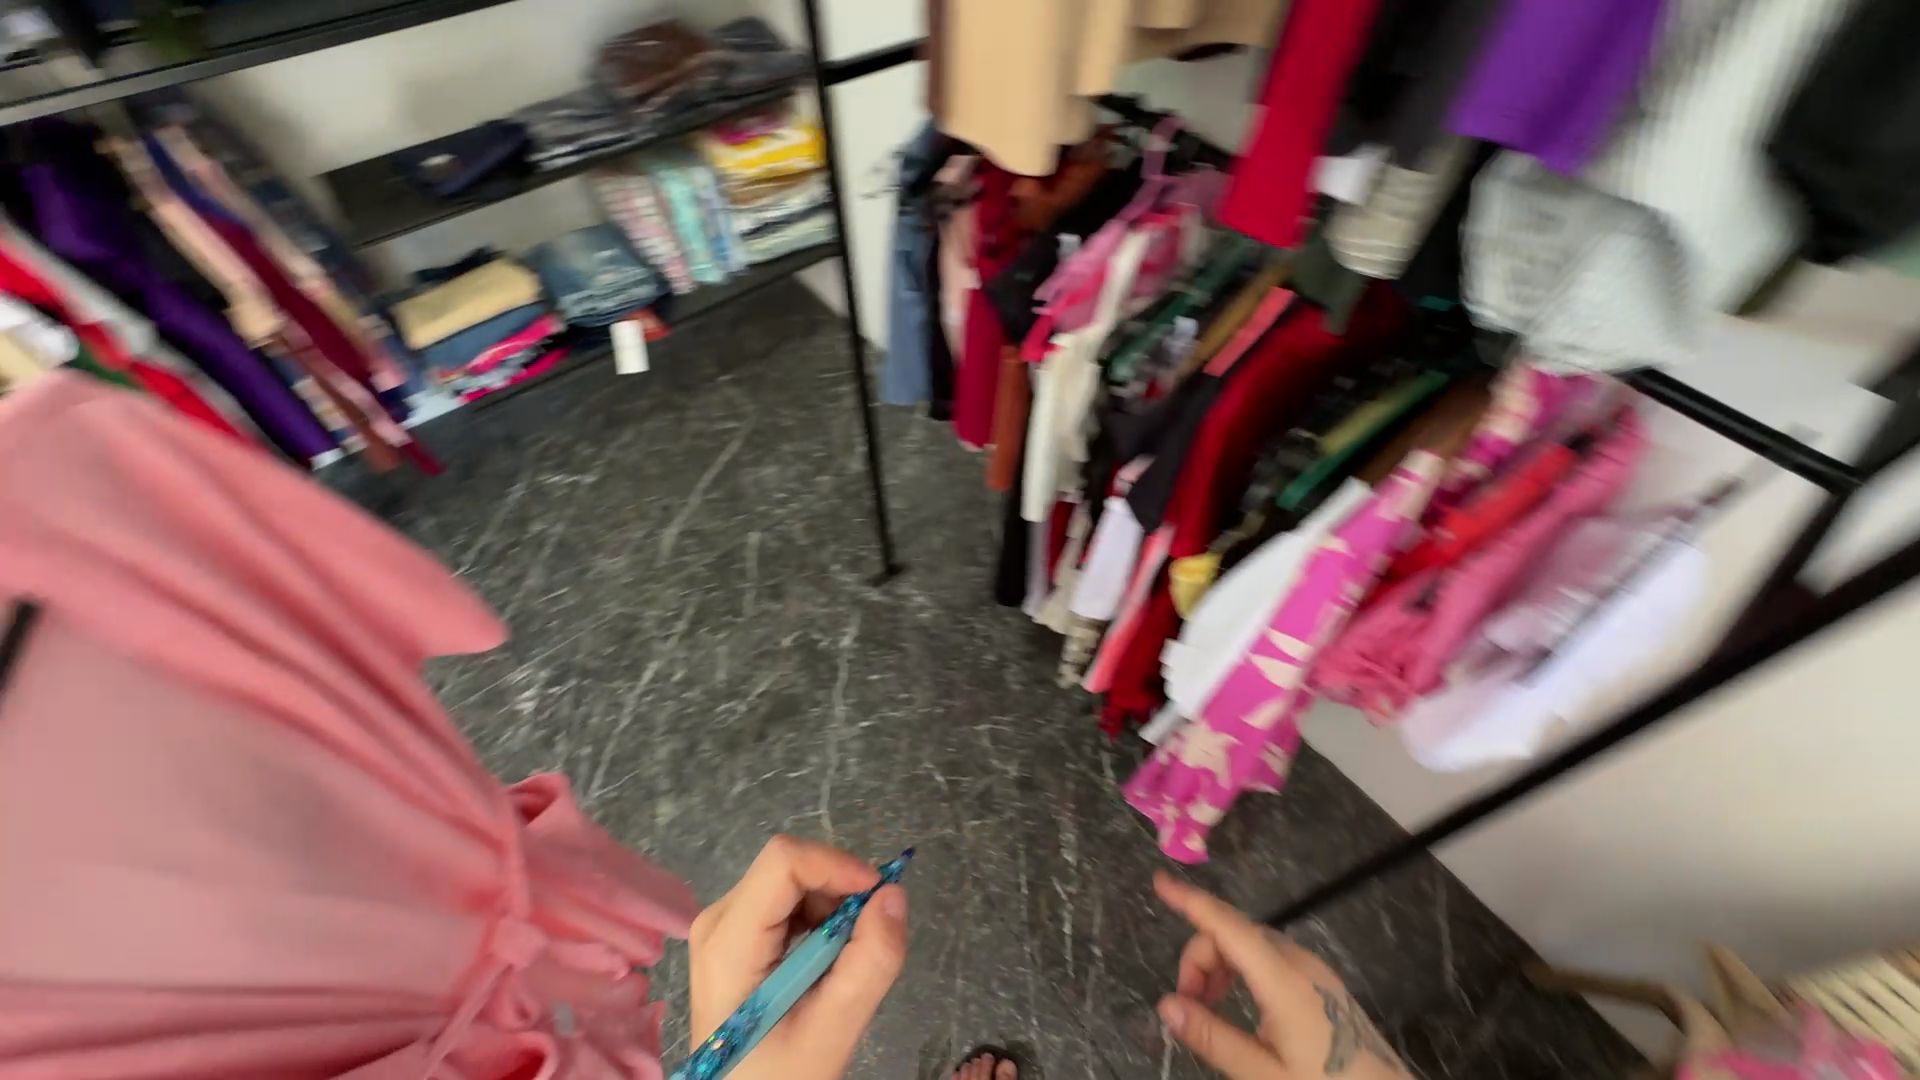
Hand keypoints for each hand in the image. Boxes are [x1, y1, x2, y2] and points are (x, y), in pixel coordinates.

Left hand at [688, 836, 908, 1079]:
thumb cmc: (781, 1077)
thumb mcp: (832, 1033)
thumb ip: (869, 964)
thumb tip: (894, 894)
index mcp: (728, 943)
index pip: (783, 861)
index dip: (836, 865)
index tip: (877, 895)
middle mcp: (718, 919)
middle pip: (789, 867)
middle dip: (838, 888)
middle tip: (867, 935)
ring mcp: (723, 924)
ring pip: (791, 877)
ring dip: (831, 903)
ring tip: (846, 955)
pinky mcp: (735, 932)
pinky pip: (786, 896)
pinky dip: (819, 914)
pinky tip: (827, 957)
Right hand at [1154, 873, 1409, 1079]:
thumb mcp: (1264, 1076)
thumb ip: (1213, 1037)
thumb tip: (1165, 1005)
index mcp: (1282, 979)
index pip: (1226, 924)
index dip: (1190, 900)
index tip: (1159, 880)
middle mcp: (1298, 962)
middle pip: (1232, 934)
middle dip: (1200, 959)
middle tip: (1187, 1007)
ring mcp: (1314, 970)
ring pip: (1250, 945)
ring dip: (1219, 966)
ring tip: (1209, 1011)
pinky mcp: (1322, 984)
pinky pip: (1268, 958)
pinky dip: (1242, 971)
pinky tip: (1239, 1008)